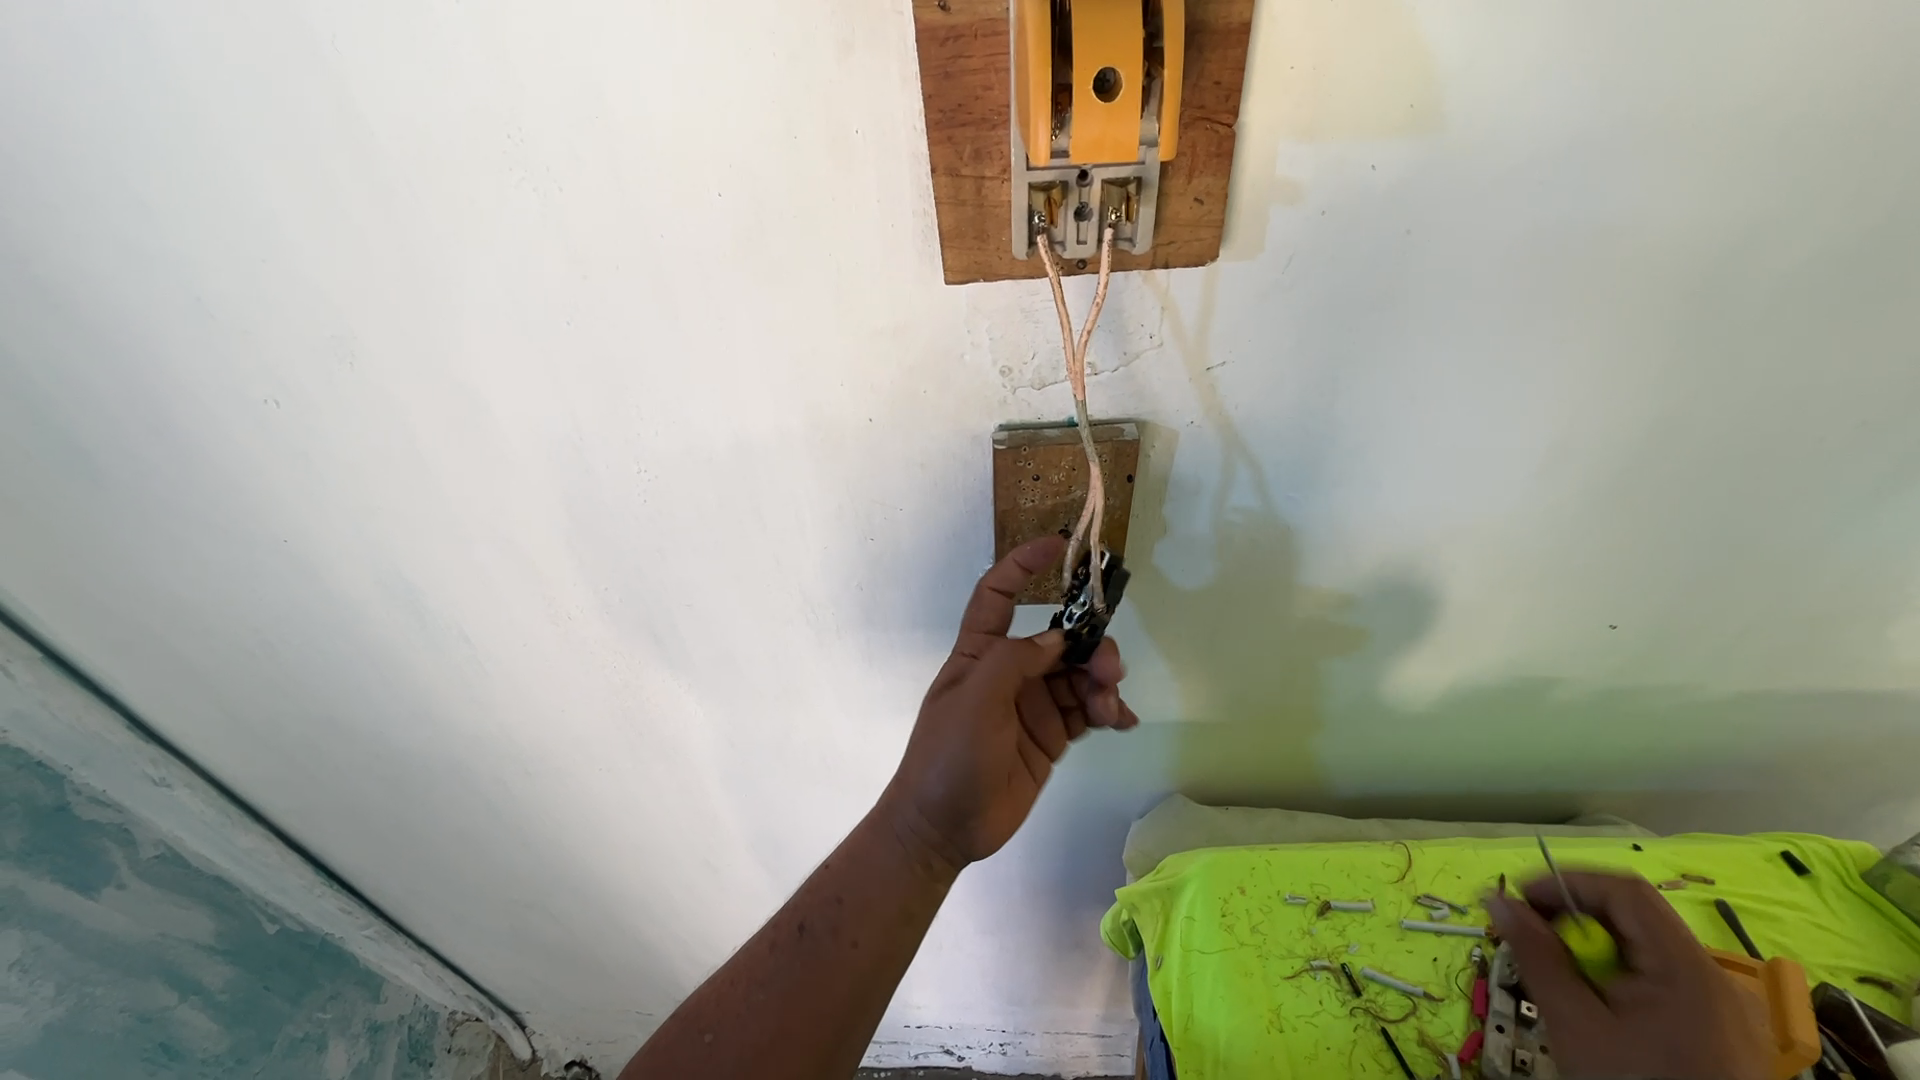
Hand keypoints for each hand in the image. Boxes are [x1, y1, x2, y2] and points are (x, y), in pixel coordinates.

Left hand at [880, 535, 1136, 876]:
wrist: (944, 828)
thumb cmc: (948, 757)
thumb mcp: (974, 701)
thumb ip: (1015, 661)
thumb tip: (1057, 638)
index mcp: (979, 653)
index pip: (997, 595)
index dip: (1022, 566)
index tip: (1058, 546)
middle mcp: (1009, 671)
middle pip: (1057, 637)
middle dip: (1089, 644)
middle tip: (1108, 669)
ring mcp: (1032, 704)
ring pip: (1079, 673)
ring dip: (1102, 680)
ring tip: (1110, 705)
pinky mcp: (1051, 735)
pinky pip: (1088, 710)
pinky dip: (1109, 710)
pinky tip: (1123, 721)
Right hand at [1489, 872, 1771, 1079]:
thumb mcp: (1574, 1022)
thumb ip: (1536, 954)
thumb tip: (1497, 900)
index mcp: (1687, 967)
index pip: (1625, 891)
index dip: (1566, 882)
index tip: (1519, 899)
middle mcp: (1714, 977)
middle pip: (1635, 919)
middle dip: (1573, 919)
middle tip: (1529, 938)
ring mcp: (1723, 1007)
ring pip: (1644, 950)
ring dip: (1591, 950)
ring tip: (1556, 976)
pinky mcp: (1721, 1031)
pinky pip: (1661, 980)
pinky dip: (1618, 977)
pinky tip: (1595, 1006)